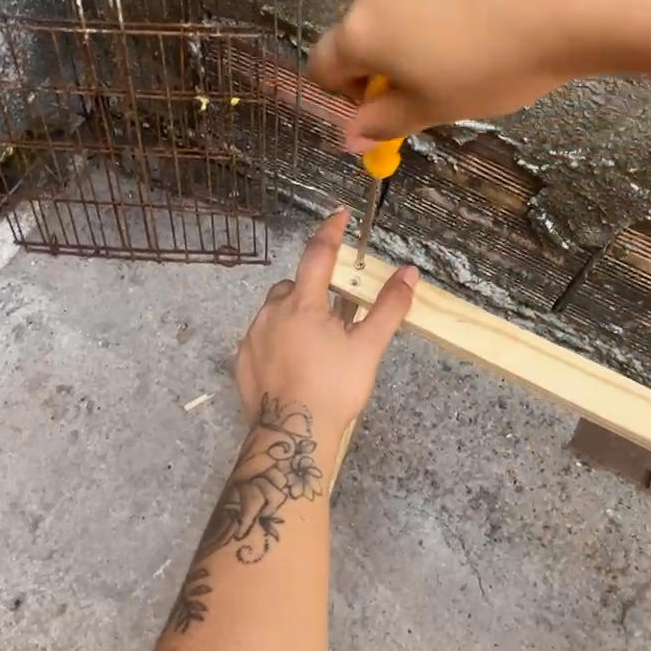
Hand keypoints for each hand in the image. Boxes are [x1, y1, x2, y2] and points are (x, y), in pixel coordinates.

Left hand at [234, 211, 418, 428]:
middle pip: (294, 286)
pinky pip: (261, 337)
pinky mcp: (241, 360)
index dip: (330, 231)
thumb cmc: (334, 389)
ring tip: (315, 346)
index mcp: (303, 304)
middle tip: (334, 317)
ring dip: (293, 316)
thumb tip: (409, 272)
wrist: (292, 436)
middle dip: (313, 291)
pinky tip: (293, 364)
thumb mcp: (368, 348)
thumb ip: (388, 307)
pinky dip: (277, 340)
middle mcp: (271, 312)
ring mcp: (252, 337)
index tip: (340, 214)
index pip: (318, 255)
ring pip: (275, 311)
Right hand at [308, 0, 615, 147]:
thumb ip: (386, 121)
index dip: (344, 96)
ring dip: (420, 37)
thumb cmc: (494, 59)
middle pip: (363, 33)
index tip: (383, 111)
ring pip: (402, 7)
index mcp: (361, 30)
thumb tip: (352, 136)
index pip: (322, 66)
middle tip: (435, 91)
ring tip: (477, 57)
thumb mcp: (436, 107)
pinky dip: (452, 8)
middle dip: (387, 66)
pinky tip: (498, 22)